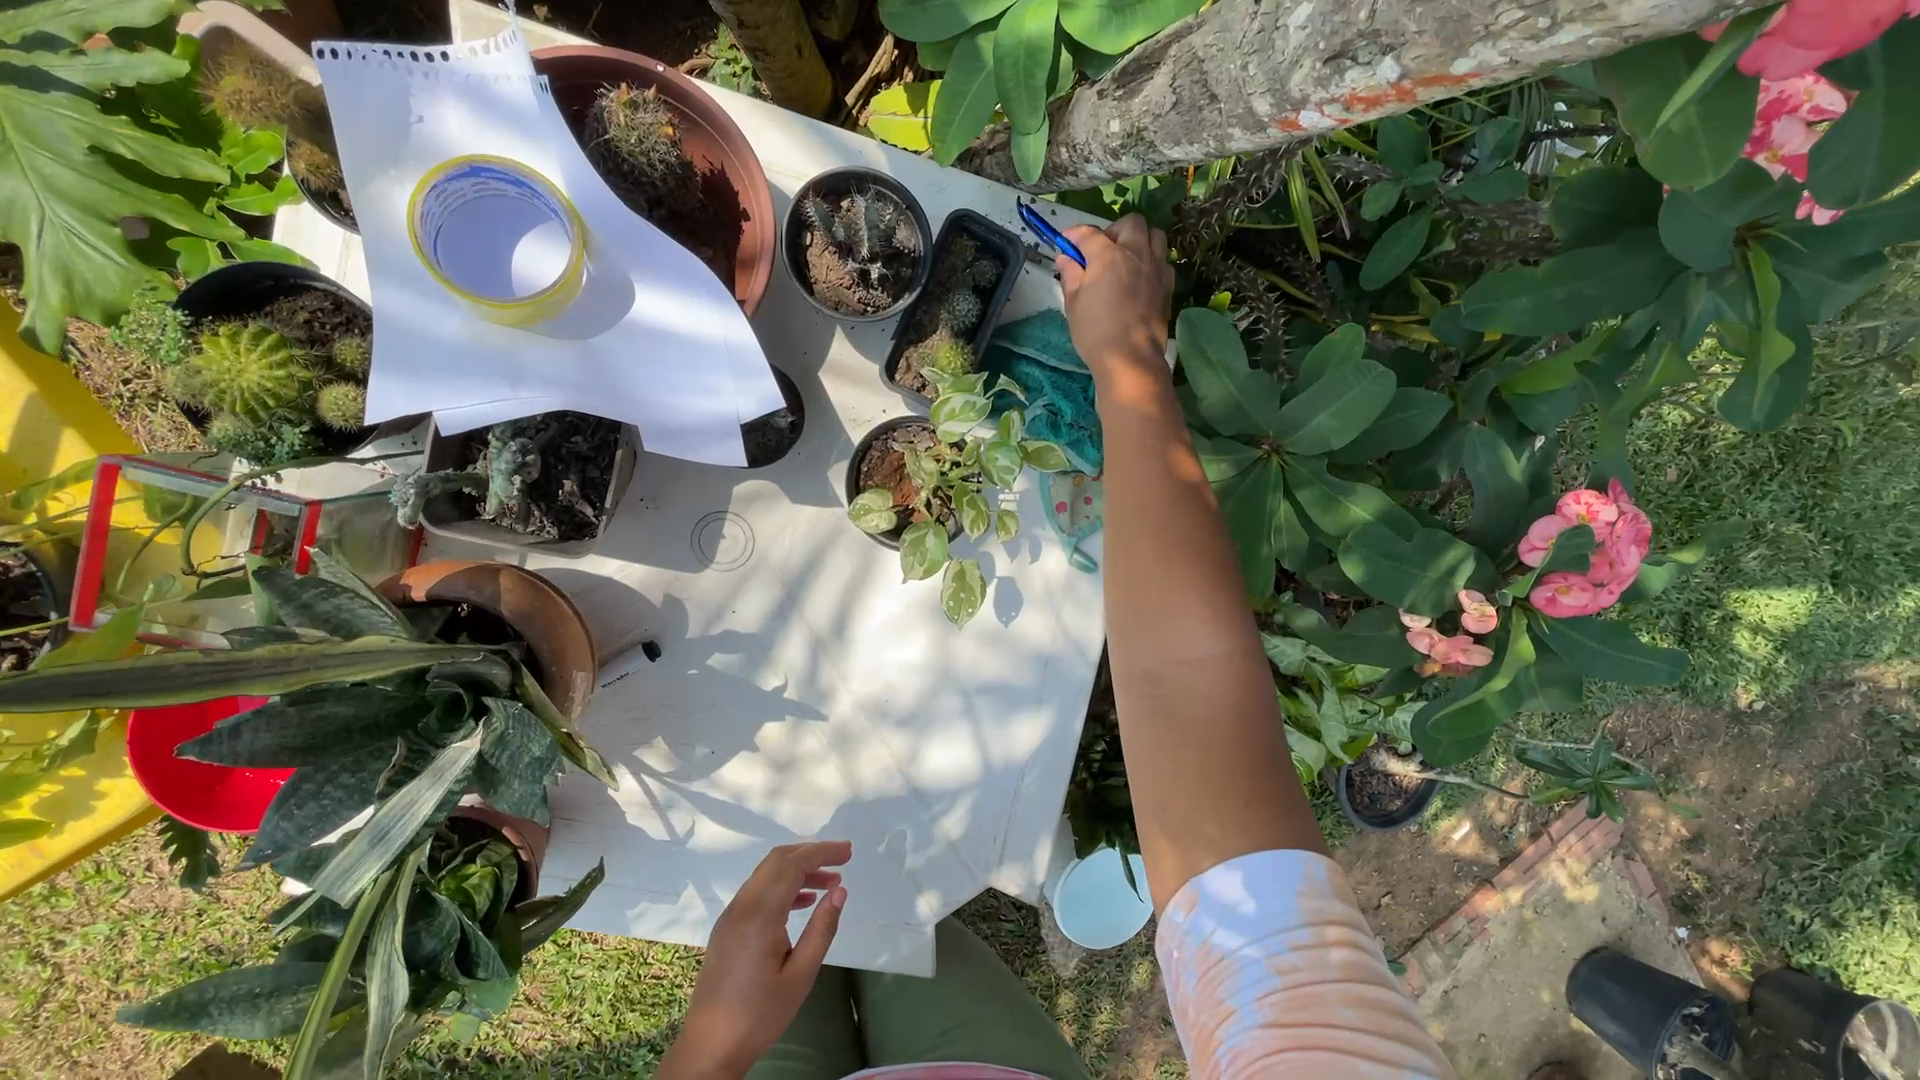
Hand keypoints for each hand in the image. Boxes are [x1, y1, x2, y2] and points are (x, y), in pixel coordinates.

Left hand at [657, 841, 850, 1079]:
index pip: (792, 864)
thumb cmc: (760, 1015)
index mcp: (760, 915)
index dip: (821, 852)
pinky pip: (757, 892)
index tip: (848, 852)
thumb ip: (822, 929)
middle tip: (842, 859)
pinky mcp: (727, 928)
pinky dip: (782, 886)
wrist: (710, 1047)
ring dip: (797, 870)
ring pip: (766, 874)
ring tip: (830, 883)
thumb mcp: (801, 975)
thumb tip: (839, 890)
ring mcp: (730, 916)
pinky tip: (804, 901)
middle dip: (811, 853)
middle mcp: (741, 906)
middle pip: (777, 861)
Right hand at [1057, 214, 1174, 397]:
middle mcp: (1136, 253)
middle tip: (1101, 250)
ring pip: (1154, 235)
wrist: (1130, 358)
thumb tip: (1066, 258)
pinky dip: (1151, 261)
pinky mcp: (1168, 286)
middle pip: (1130, 223)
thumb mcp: (1073, 304)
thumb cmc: (1095, 332)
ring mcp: (1156, 268)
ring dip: (1139, 240)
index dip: (1074, 235)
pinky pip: (1163, 261)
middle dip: (1113, 230)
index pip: (1088, 234)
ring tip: (1125, 259)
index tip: (1066, 243)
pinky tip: (1141, 278)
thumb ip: (1071, 275)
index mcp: (1108, 255)